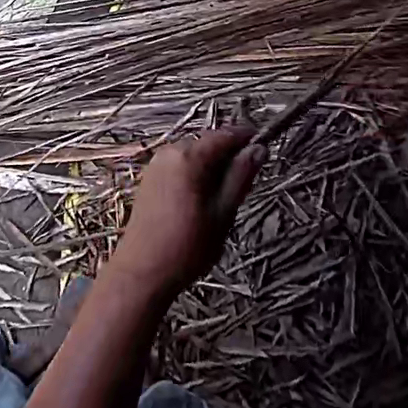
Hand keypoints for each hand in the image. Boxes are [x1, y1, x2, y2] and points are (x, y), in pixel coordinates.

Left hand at [109, 128, 262, 300]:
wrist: (142, 272)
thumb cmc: (188, 246)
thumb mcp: (223, 212)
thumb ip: (241, 177)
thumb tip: (259, 148)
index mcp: (188, 157)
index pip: (224, 135)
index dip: (246, 137)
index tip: (264, 144)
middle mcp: (169, 153)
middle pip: (207, 144)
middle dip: (228, 156)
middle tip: (245, 183)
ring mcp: (156, 165)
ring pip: (193, 156)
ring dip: (211, 167)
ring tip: (223, 199)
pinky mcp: (149, 179)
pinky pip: (179, 166)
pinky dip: (194, 175)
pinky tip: (200, 202)